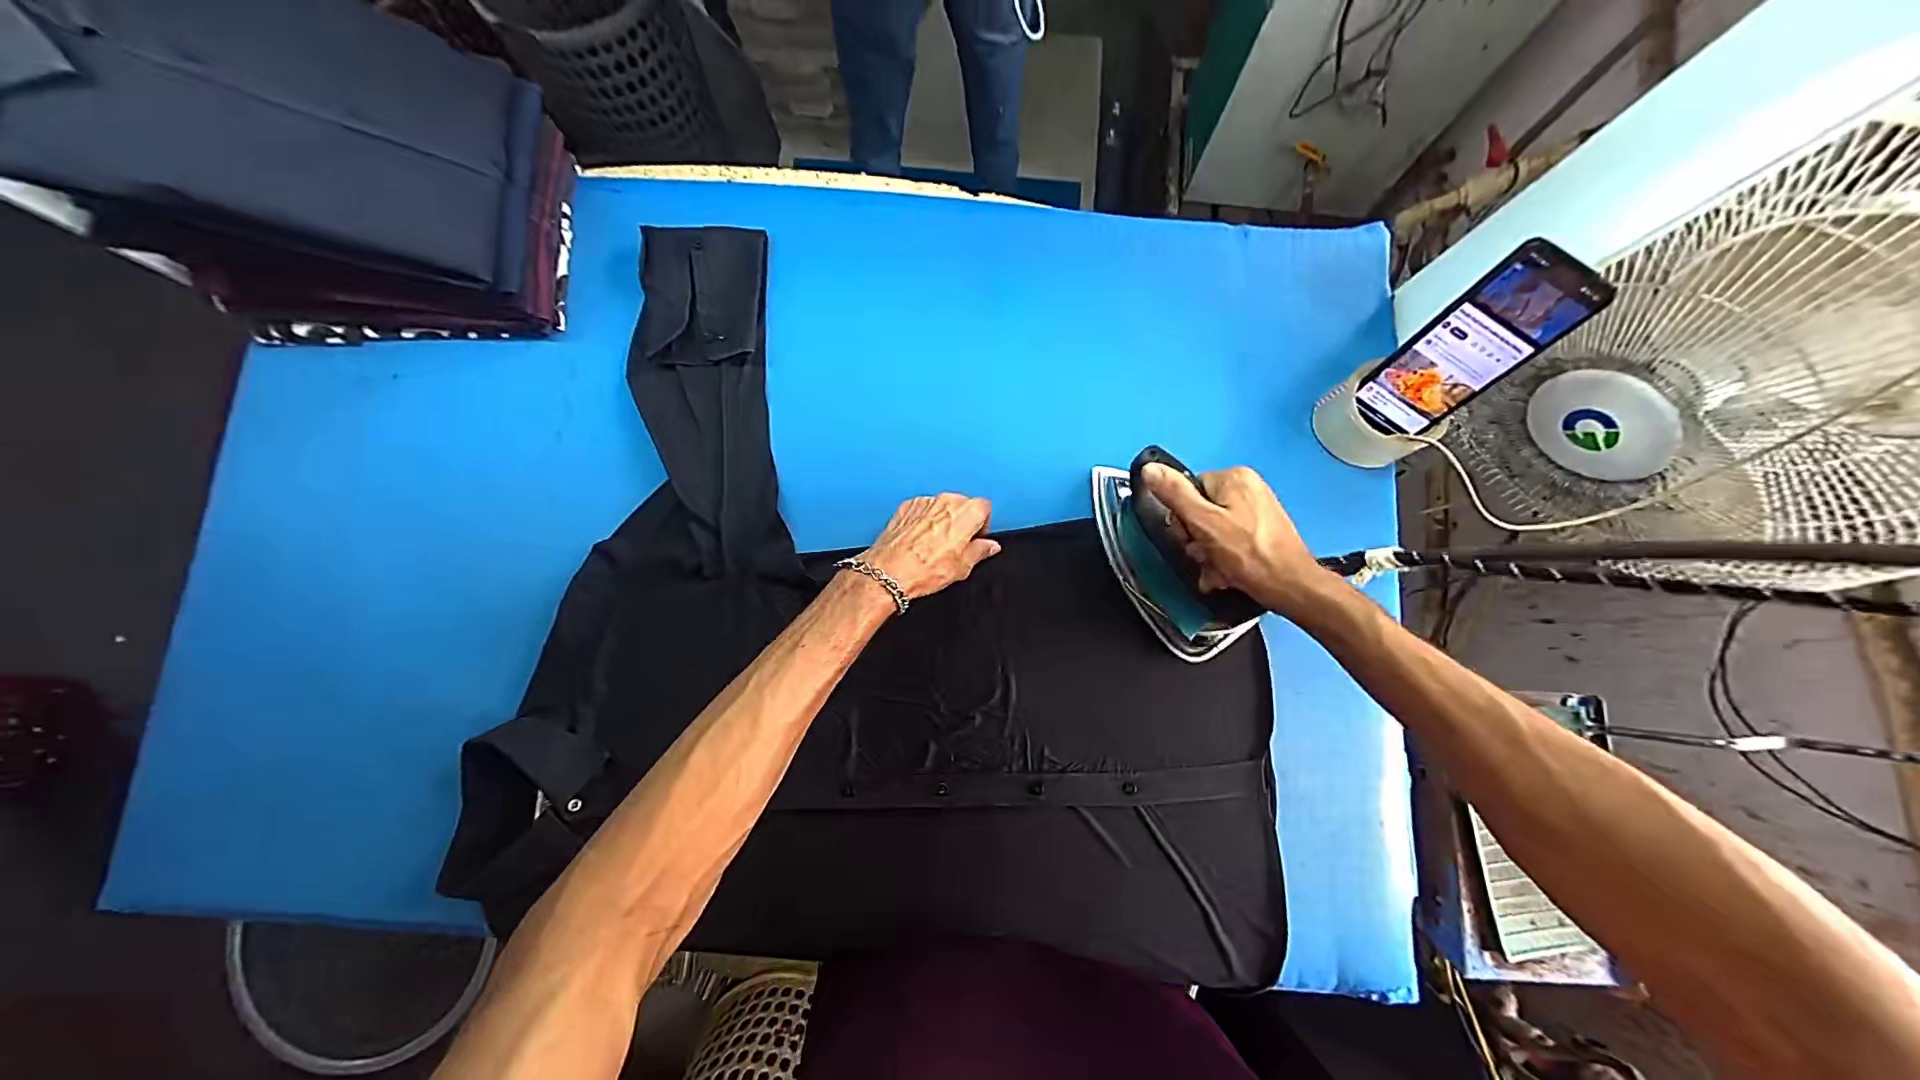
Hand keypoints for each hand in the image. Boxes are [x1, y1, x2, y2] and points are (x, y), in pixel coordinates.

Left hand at [859, 493, 1001, 599]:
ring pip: (942, 505)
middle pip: (963, 504)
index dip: (983, 524)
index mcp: (966, 513)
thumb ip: (980, 551)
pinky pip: (923, 509)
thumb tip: (989, 547)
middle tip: (958, 544)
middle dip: (963, 521)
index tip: (977, 538)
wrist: (889, 571)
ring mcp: (924, 502)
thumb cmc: (922, 569)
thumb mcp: (962, 567)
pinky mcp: (906, 506)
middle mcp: (945, 501)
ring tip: (935, 545)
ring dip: (943, 519)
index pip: (985, 507)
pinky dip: (924, 520)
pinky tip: (920, 541)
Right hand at [1139, 463, 1330, 617]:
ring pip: (1212, 530)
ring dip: (1209, 554)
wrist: (1290, 586)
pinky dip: (1224, 558)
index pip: (1187, 491)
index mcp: (1234, 478)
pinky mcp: (1261, 530)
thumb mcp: (1203, 522)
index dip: (1183, 519)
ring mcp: (1256, 510)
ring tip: (1220, 568)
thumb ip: (1175, 494)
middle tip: (1208, 554)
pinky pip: (1229, 540)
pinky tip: (1228, 572)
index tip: (1193, 537)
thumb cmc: (1252, 555)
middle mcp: (1247, 488)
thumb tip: (1150, 469)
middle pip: (1199, 511)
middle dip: (1197, 540)